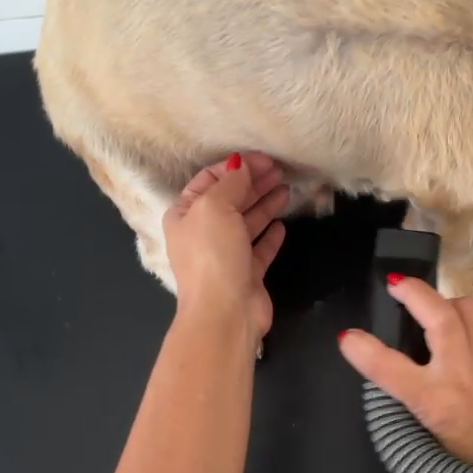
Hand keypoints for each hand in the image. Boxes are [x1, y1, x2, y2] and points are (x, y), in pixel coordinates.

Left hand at [161, 153, 289, 343]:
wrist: (225, 313)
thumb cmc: (213, 255)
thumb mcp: (215, 207)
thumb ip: (231, 183)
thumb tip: (242, 165)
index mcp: (186, 214)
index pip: (210, 181)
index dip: (236, 167)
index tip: (264, 159)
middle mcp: (203, 233)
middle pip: (231, 200)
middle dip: (254, 183)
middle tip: (280, 171)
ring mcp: (226, 256)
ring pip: (247, 223)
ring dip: (265, 205)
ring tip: (286, 190)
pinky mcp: (247, 274)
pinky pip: (259, 249)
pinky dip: (270, 236)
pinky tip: (281, 225)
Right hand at [338, 276, 472, 472]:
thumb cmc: (463, 454)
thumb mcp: (422, 429)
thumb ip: (400, 393)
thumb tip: (377, 360)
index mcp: (434, 402)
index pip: (390, 369)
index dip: (365, 351)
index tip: (348, 338)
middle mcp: (462, 377)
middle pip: (439, 318)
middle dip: (414, 292)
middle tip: (395, 284)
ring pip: (469, 309)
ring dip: (446, 299)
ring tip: (433, 307)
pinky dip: (471, 312)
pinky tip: (462, 320)